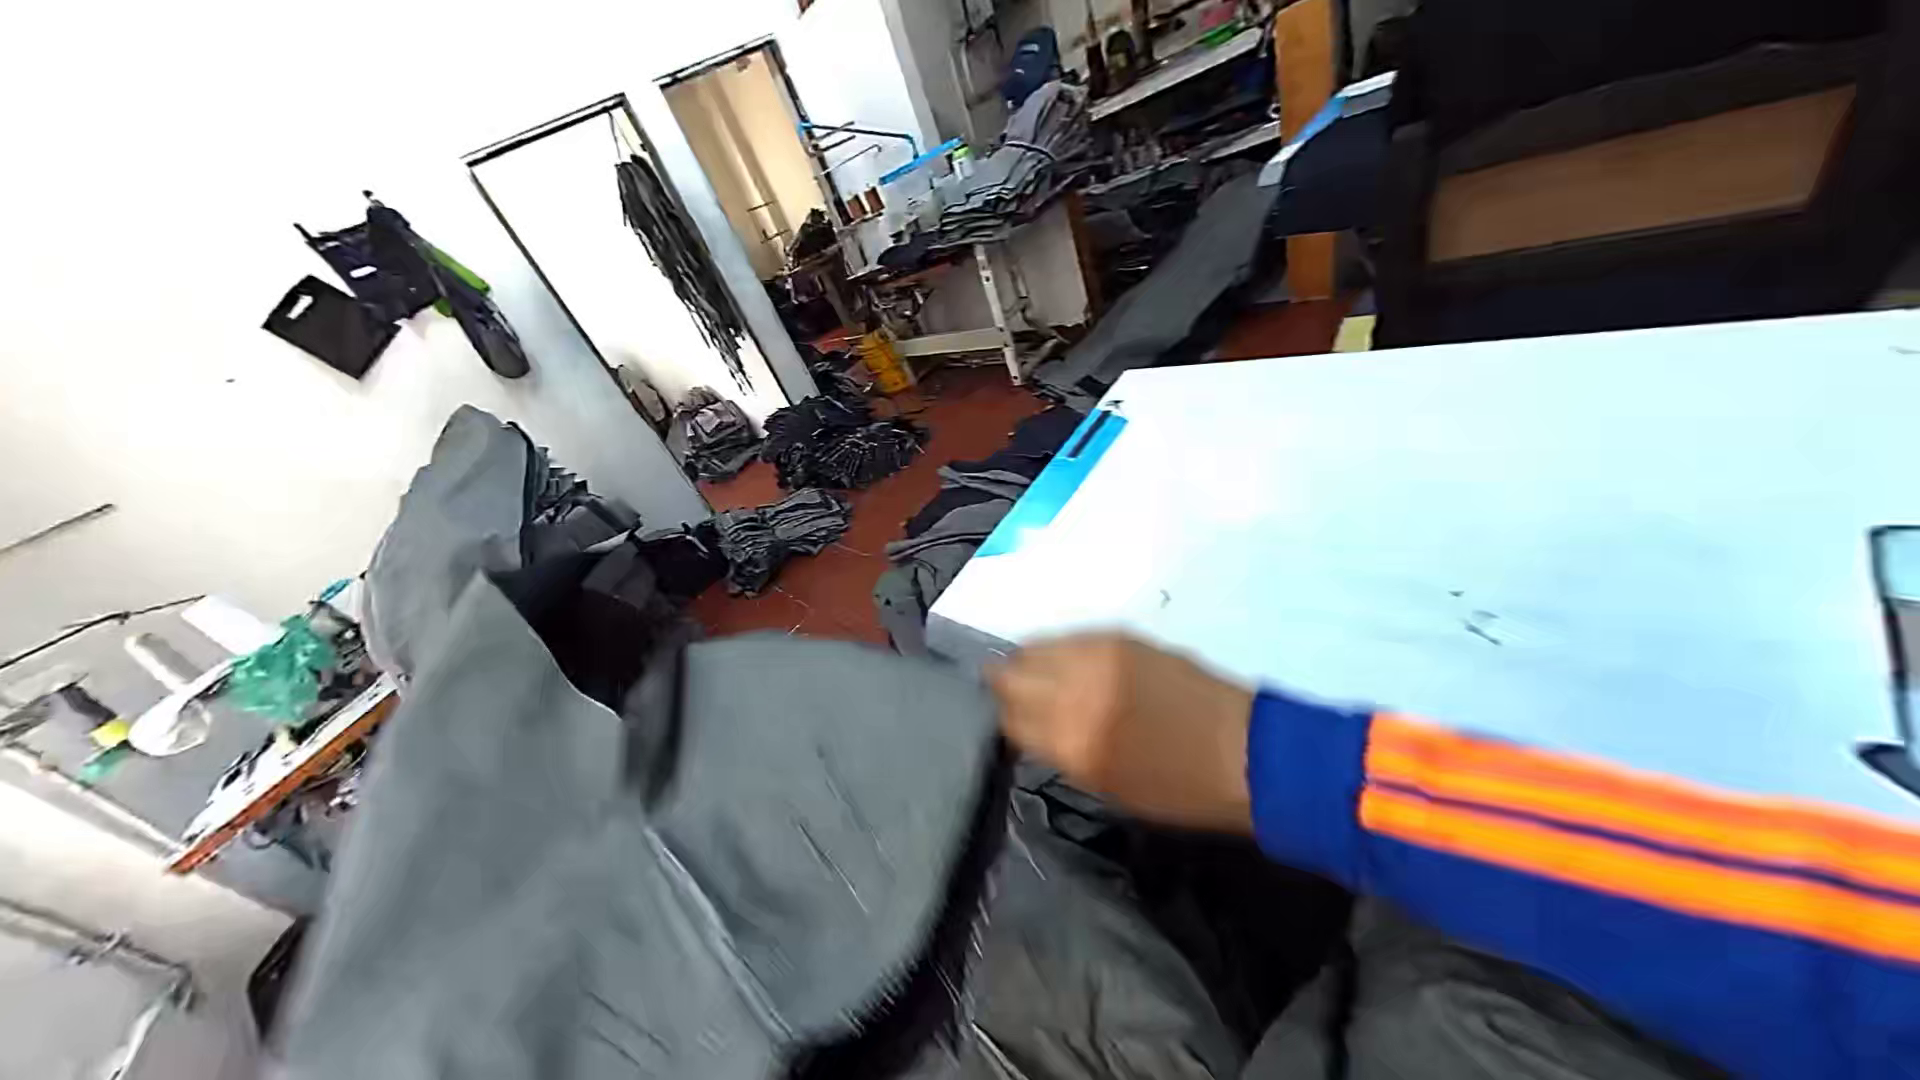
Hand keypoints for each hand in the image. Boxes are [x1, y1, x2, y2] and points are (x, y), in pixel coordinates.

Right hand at [986, 634, 1254, 832]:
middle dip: (1006, 683)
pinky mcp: (1120, 635)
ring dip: (1029, 660)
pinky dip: (1058, 647)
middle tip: (1012, 692)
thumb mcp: (1104, 784)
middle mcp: (1075, 691)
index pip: (1009, 717)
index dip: (1004, 717)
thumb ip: (1058, 749)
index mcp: (1070, 741)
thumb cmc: (1176, 788)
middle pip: (1011, 674)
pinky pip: (1069, 636)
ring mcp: (1097, 656)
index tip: (1009, 718)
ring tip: (1035, 671)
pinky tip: (1065, 658)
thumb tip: (1030, 724)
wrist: (1243, 752)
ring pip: (1036, 646)